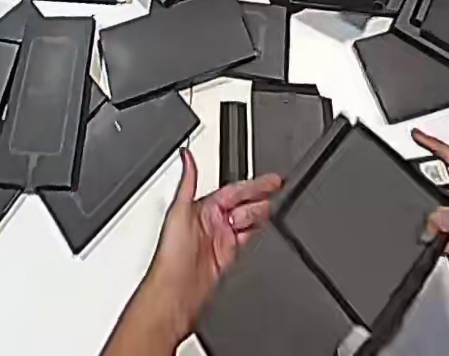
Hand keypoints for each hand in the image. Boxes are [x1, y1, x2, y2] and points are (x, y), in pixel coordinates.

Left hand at [102, 148, 281, 355]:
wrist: (175, 294)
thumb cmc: (170, 254)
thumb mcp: (178, 210)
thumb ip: (187, 181)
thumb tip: (186, 155)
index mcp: (202, 207)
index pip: (233, 190)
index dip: (253, 184)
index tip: (270, 179)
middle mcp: (213, 222)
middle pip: (243, 204)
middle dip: (260, 195)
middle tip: (278, 187)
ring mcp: (221, 240)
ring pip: (247, 221)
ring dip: (259, 212)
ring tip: (274, 204)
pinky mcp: (227, 258)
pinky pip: (245, 241)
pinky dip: (256, 233)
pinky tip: (264, 227)